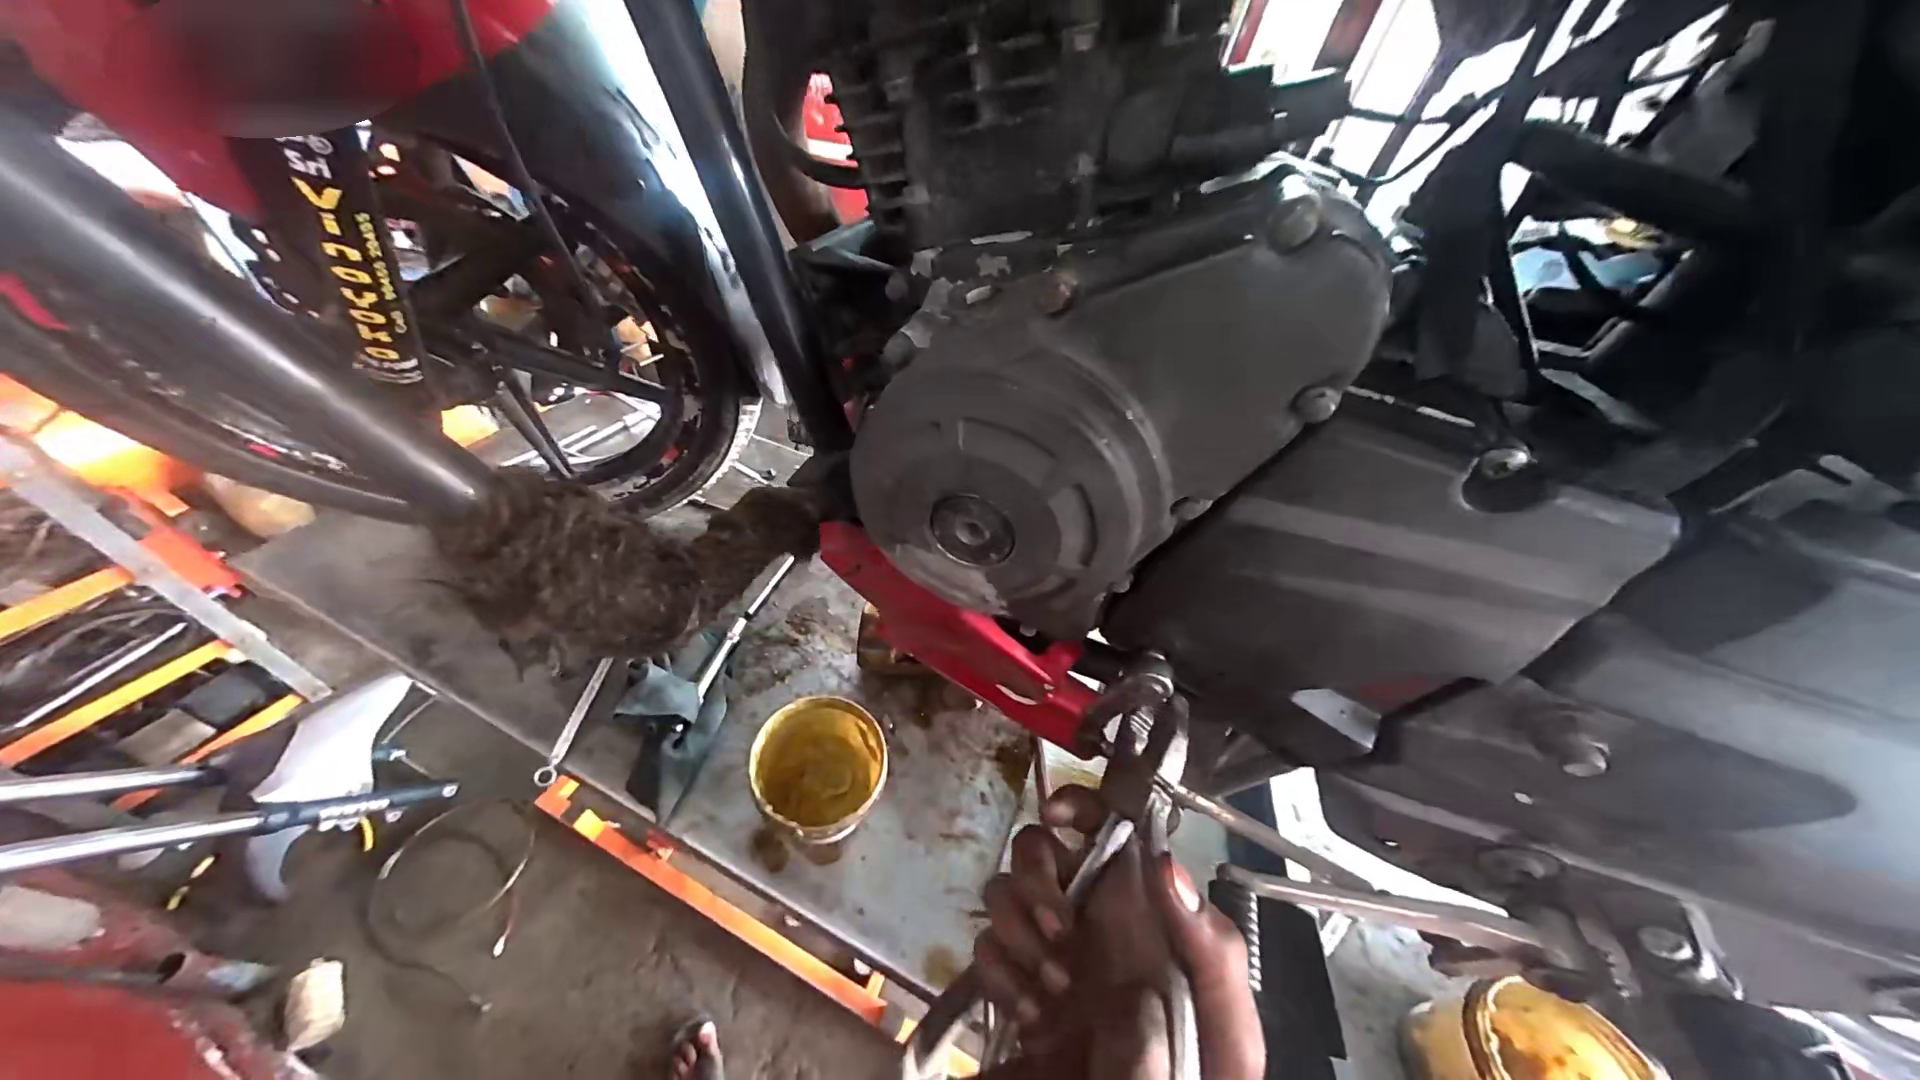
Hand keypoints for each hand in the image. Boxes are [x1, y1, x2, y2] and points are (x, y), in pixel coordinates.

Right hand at [973, 786, 1263, 1079]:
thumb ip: (1209, 944)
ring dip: (1020, 931)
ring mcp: (1043, 945)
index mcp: (1131, 899)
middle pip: (1032, 848)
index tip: (1056, 814)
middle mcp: (1081, 909)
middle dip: (1036, 876)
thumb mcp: (1225, 1018)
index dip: (1075, 803)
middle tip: (1062, 927)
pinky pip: (986, 952)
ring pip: (1001, 893)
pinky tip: (1035, 1014)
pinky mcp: (1014, 985)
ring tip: (1057, 987)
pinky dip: (1003, 977)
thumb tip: (1164, 863)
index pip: (1098, 825)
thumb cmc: (1203, 1070)